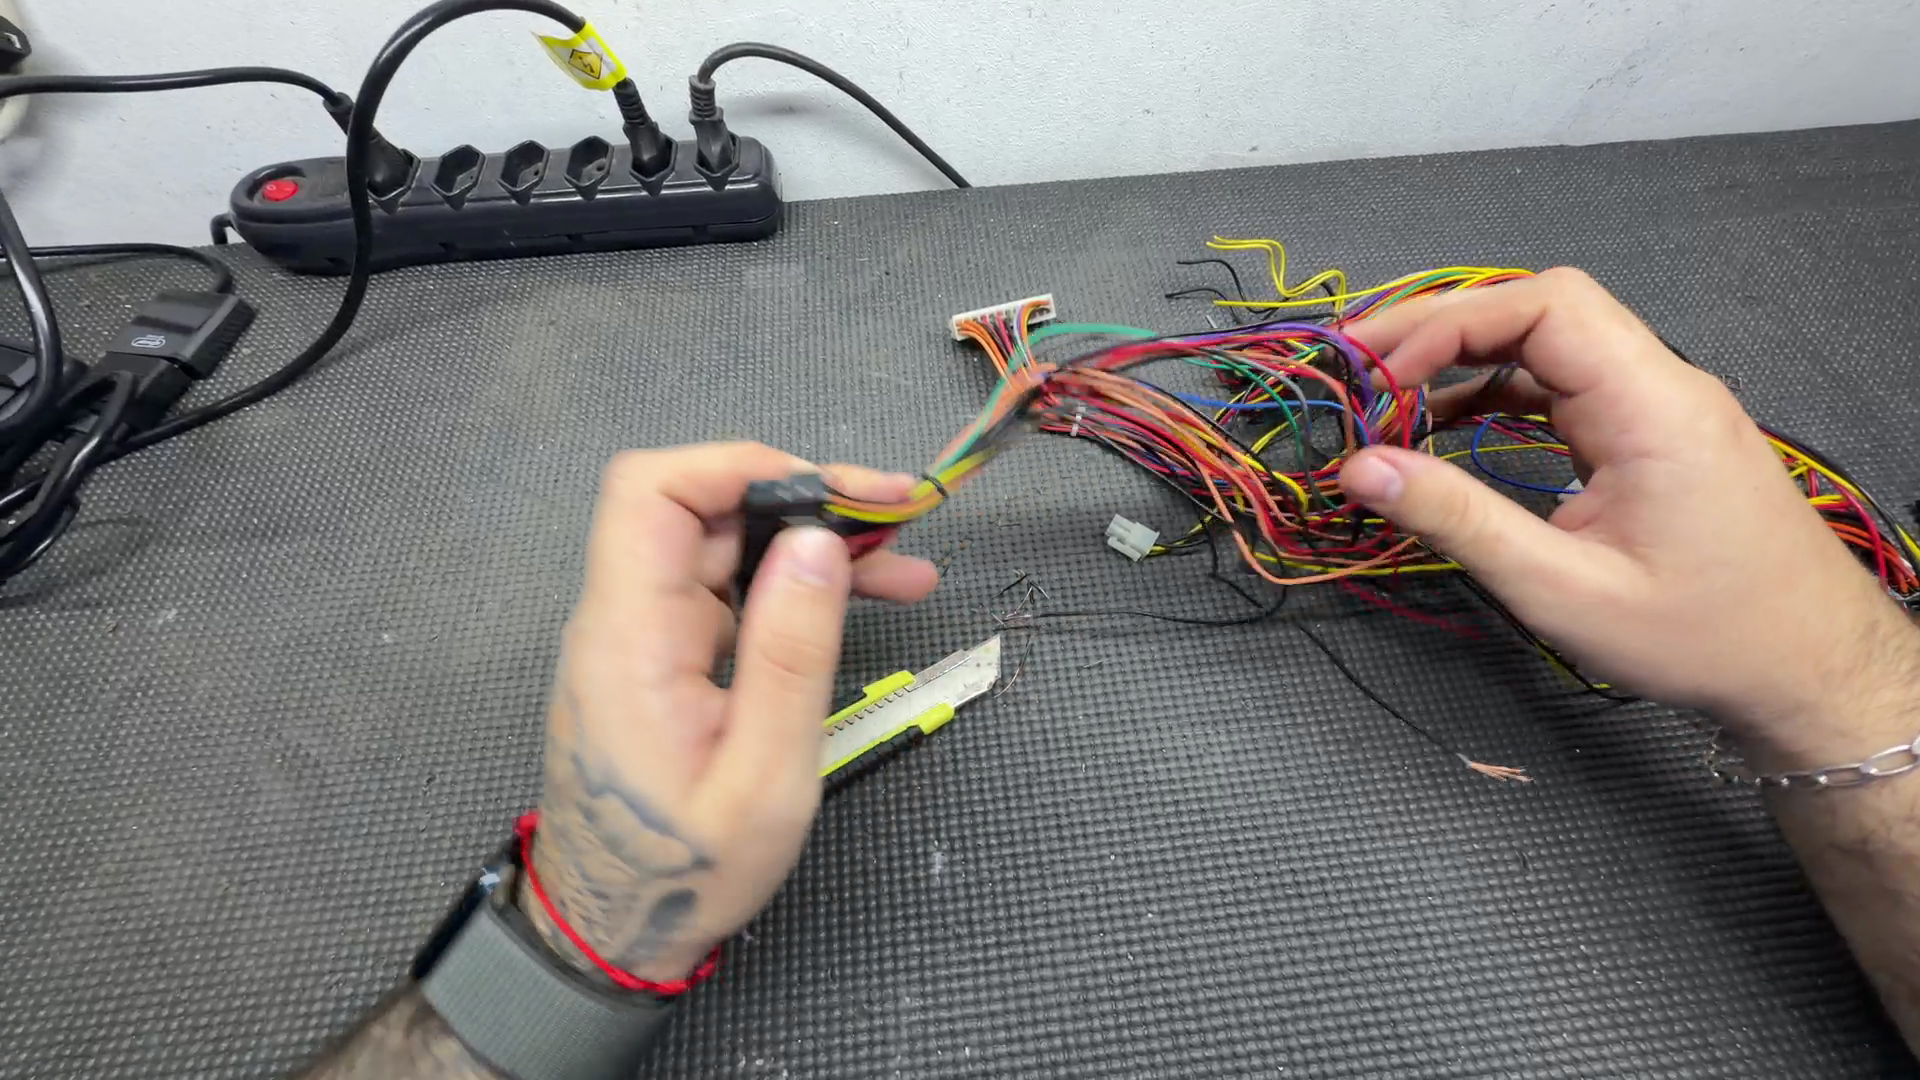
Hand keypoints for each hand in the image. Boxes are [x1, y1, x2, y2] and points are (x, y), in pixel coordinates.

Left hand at [524, 442, 938, 980]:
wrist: (616, 930)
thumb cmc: (687, 867)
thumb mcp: (765, 771)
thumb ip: (791, 651)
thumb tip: (818, 541)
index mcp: (632, 636)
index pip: (652, 492)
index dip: (738, 466)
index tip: (828, 488)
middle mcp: (629, 617)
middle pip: (708, 512)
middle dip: (807, 501)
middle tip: (898, 515)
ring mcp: (650, 634)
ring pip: (733, 550)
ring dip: (816, 547)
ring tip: (904, 566)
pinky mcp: (673, 654)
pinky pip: (737, 593)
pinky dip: (798, 587)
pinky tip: (866, 598)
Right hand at [1337, 268, 1919, 763]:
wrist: (1808, 668)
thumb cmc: (1697, 635)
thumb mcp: (1557, 586)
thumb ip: (1454, 518)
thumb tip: (1357, 467)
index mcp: (1651, 407)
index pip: (1546, 308)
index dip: (1450, 326)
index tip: (1383, 379)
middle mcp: (1653, 386)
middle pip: (1535, 310)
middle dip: (1435, 326)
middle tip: (1354, 362)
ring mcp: (1644, 406)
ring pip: (1537, 344)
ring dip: (1453, 358)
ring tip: (1380, 393)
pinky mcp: (1631, 431)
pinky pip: (1545, 385)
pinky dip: (1479, 393)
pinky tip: (1434, 426)